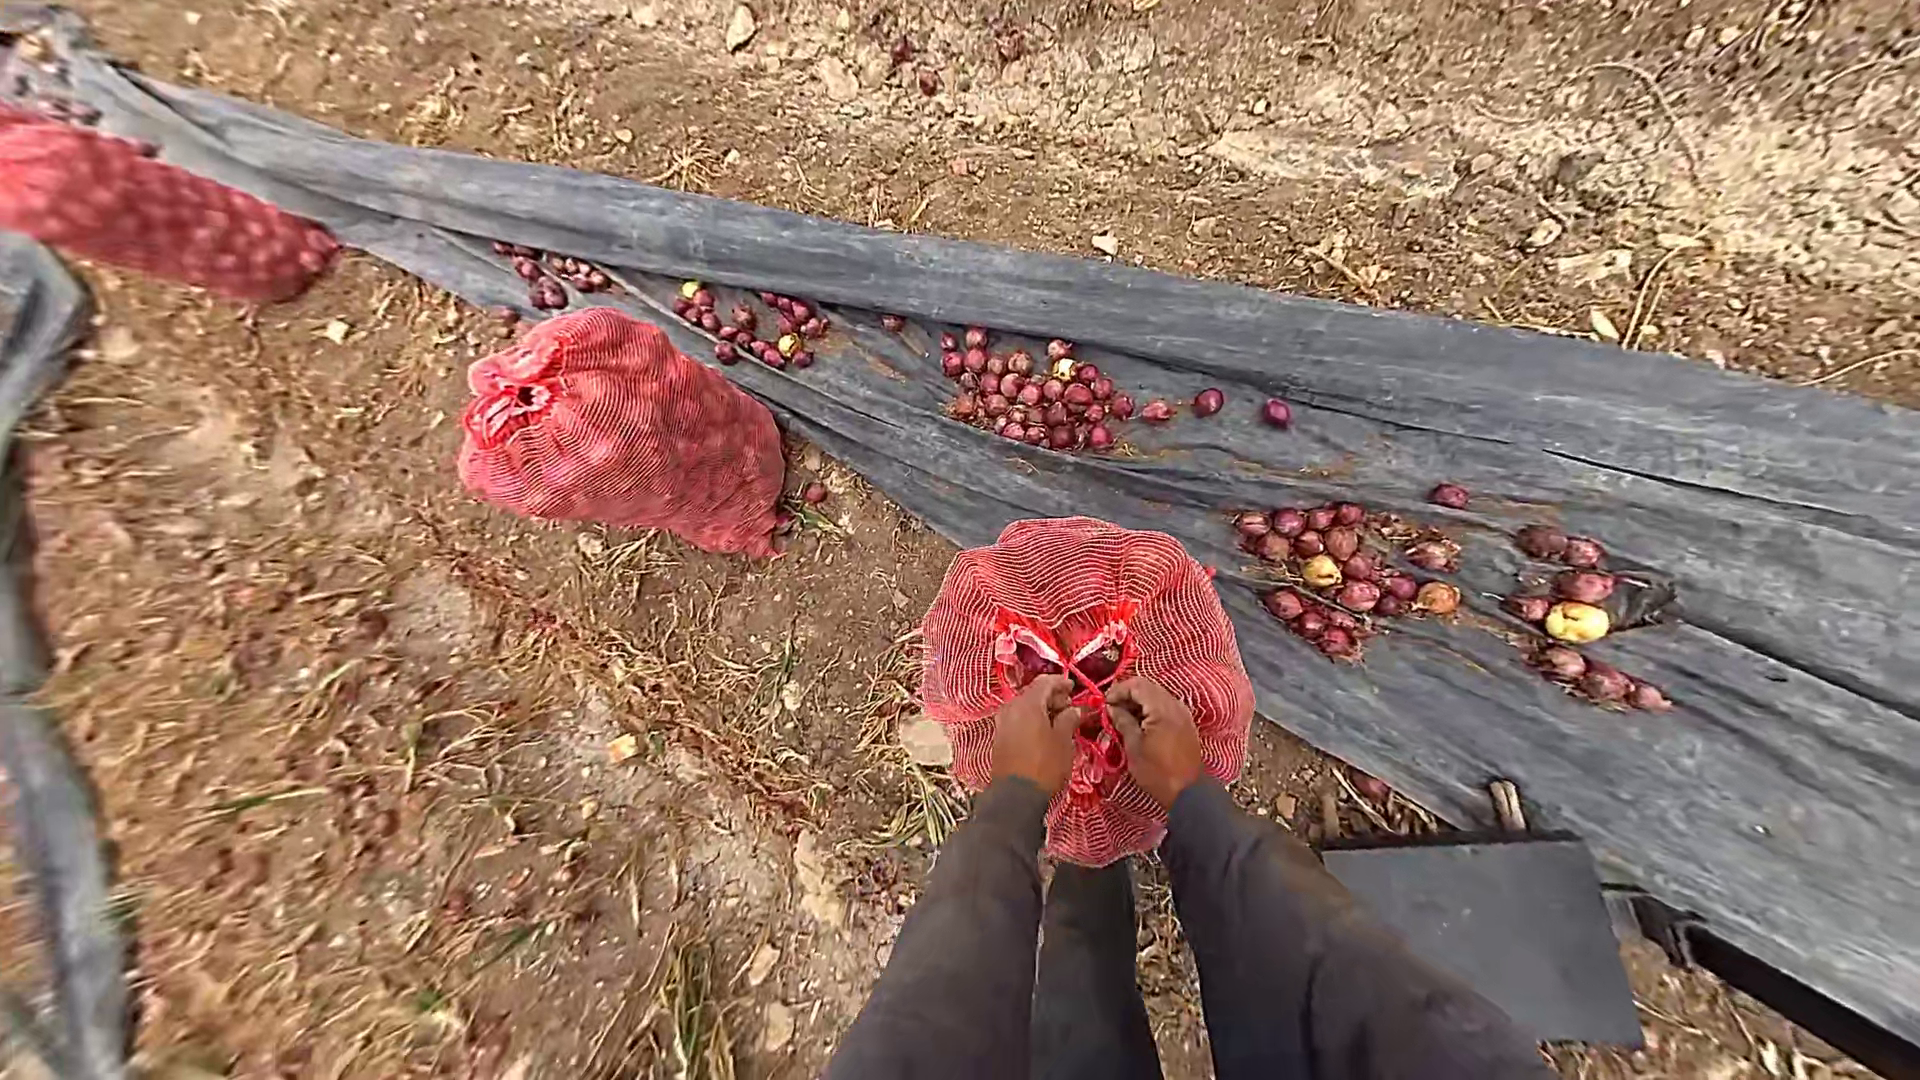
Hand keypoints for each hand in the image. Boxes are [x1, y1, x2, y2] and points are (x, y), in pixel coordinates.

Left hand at [991, 674, 1082, 794]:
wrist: (1016, 796)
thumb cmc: (1044, 766)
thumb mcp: (1063, 741)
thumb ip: (1069, 719)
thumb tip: (1076, 709)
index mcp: (1027, 704)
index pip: (1044, 682)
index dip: (1061, 682)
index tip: (1073, 688)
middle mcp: (1011, 708)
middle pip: (1033, 693)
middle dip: (1052, 697)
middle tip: (1069, 707)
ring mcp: (1002, 722)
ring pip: (1024, 706)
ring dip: (1042, 709)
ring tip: (1059, 721)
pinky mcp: (999, 736)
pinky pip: (1018, 719)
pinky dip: (1032, 719)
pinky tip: (1044, 732)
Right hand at [1107, 676, 1204, 809]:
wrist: (1189, 794)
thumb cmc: (1157, 772)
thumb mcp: (1134, 747)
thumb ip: (1122, 721)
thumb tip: (1111, 707)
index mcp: (1162, 708)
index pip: (1136, 684)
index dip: (1118, 690)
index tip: (1105, 704)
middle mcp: (1175, 705)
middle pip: (1147, 687)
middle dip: (1127, 694)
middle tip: (1111, 709)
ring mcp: (1182, 713)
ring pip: (1155, 695)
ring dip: (1138, 701)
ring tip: (1123, 716)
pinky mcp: (1185, 723)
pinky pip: (1164, 706)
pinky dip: (1149, 709)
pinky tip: (1139, 723)